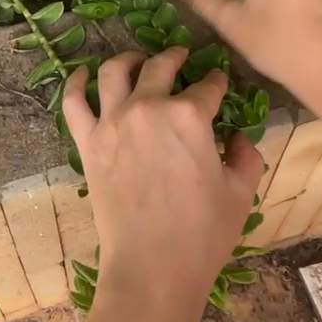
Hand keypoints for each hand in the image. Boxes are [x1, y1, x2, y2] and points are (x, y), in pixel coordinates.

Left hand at [61, 49, 261, 315]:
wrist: (153, 266)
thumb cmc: (203, 233)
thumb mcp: (240, 193)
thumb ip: (246, 155)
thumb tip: (238, 136)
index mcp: (189, 115)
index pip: (208, 86)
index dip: (217, 81)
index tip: (219, 81)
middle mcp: (148, 106)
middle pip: (160, 67)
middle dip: (174, 56)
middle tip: (181, 55)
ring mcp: (113, 121)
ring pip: (114, 71)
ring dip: (128, 59)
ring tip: (137, 59)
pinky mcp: (88, 140)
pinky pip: (74, 101)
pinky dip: (76, 82)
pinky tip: (83, 73)